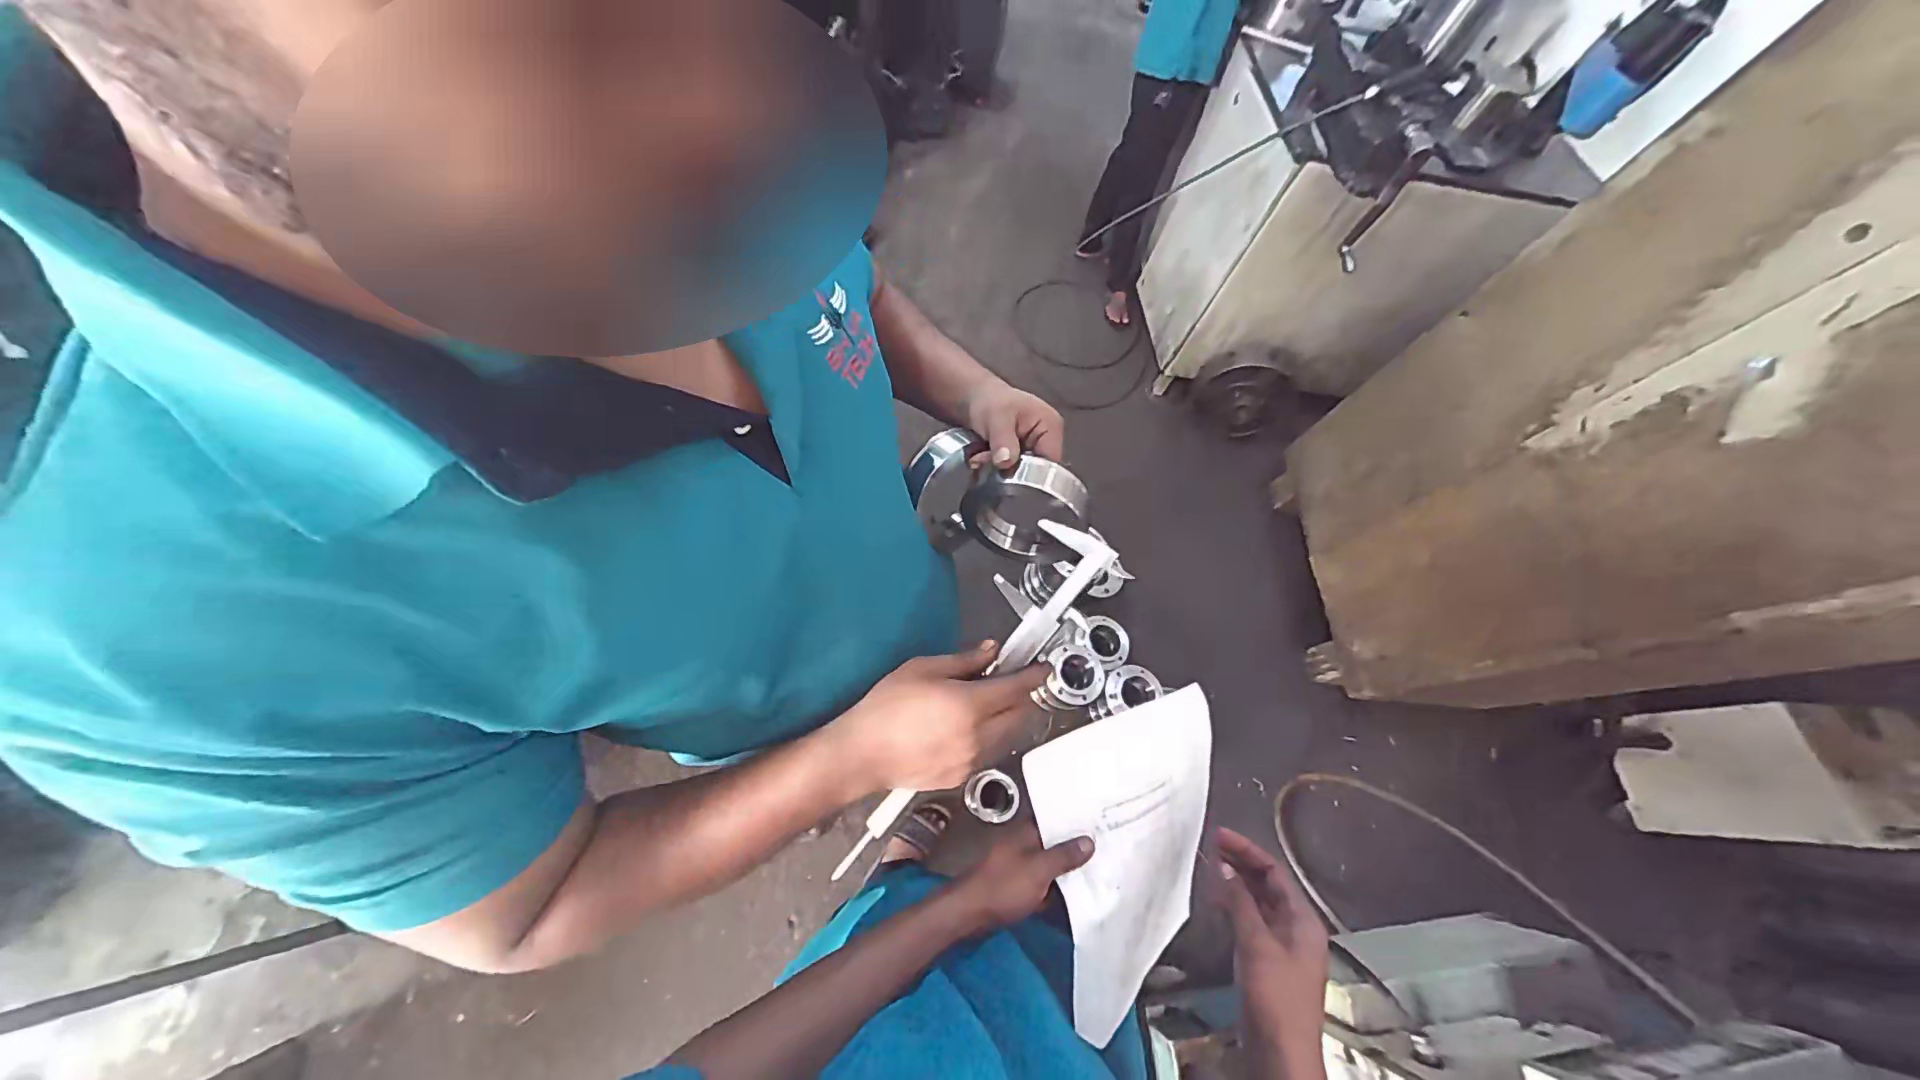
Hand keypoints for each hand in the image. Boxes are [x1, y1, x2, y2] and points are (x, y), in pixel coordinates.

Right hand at [823, 641, 1048, 796]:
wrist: (862, 754)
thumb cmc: (886, 708)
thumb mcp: (923, 669)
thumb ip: (965, 661)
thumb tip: (991, 652)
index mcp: (970, 705)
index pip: (1017, 688)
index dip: (1035, 676)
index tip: (1043, 668)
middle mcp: (978, 737)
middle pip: (1023, 715)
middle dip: (1026, 697)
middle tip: (1015, 682)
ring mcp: (973, 761)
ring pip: (1011, 737)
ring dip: (1013, 719)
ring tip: (994, 703)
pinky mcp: (964, 778)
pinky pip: (993, 754)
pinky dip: (995, 738)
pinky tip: (975, 727)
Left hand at [949, 823, 1093, 930]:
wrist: (970, 913)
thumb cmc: (1004, 886)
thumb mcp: (1038, 870)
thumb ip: (1063, 856)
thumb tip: (1089, 840)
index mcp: (1026, 833)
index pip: (1055, 820)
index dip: (1076, 822)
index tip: (1102, 821)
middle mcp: (1024, 845)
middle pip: (1054, 843)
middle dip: (1076, 846)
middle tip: (1108, 846)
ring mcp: (1021, 866)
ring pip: (1051, 864)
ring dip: (1069, 868)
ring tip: (1101, 867)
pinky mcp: (1019, 886)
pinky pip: (1045, 882)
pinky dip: (1058, 886)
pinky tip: (1079, 892)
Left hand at [962, 379, 1064, 470]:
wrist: (975, 398)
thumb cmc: (990, 401)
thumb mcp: (996, 417)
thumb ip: (1003, 439)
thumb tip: (1005, 463)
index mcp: (1051, 427)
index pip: (1050, 464)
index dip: (1030, 474)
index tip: (1003, 471)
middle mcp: (1048, 441)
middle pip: (1035, 470)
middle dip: (1008, 471)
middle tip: (982, 461)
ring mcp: (1034, 450)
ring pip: (1020, 472)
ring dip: (998, 470)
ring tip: (979, 457)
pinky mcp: (1021, 455)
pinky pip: (1011, 470)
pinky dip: (995, 468)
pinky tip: (981, 459)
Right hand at [1212, 827, 1328, 1078]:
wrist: (1280, 1053)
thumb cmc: (1275, 996)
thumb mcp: (1256, 943)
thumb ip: (1240, 902)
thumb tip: (1224, 866)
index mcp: (1303, 920)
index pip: (1275, 872)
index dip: (1248, 850)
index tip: (1220, 835)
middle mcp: (1296, 928)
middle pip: (1268, 885)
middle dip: (1241, 863)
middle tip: (1211, 845)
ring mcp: (1281, 945)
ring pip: (1258, 901)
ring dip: (1236, 882)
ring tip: (1210, 865)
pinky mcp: (1267, 960)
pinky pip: (1250, 919)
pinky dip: (1234, 904)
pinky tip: (1216, 900)